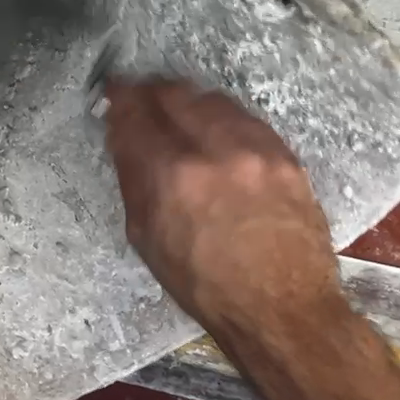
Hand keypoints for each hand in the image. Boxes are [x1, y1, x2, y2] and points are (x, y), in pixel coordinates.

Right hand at [101, 79, 345, 337]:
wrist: (280, 308)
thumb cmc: (199, 281)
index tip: (113, 91)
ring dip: (186, 99)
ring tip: (176, 109)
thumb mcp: (144, 234)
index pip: (135, 114)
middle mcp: (213, 153)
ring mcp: (255, 152)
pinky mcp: (285, 158)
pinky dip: (221, 115)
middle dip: (150, 90)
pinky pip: (246, 118)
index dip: (120, 97)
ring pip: (211, 99)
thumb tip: (122, 138)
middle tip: (140, 94)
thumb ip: (132, 178)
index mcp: (169, 176)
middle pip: (173, 94)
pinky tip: (214, 127)